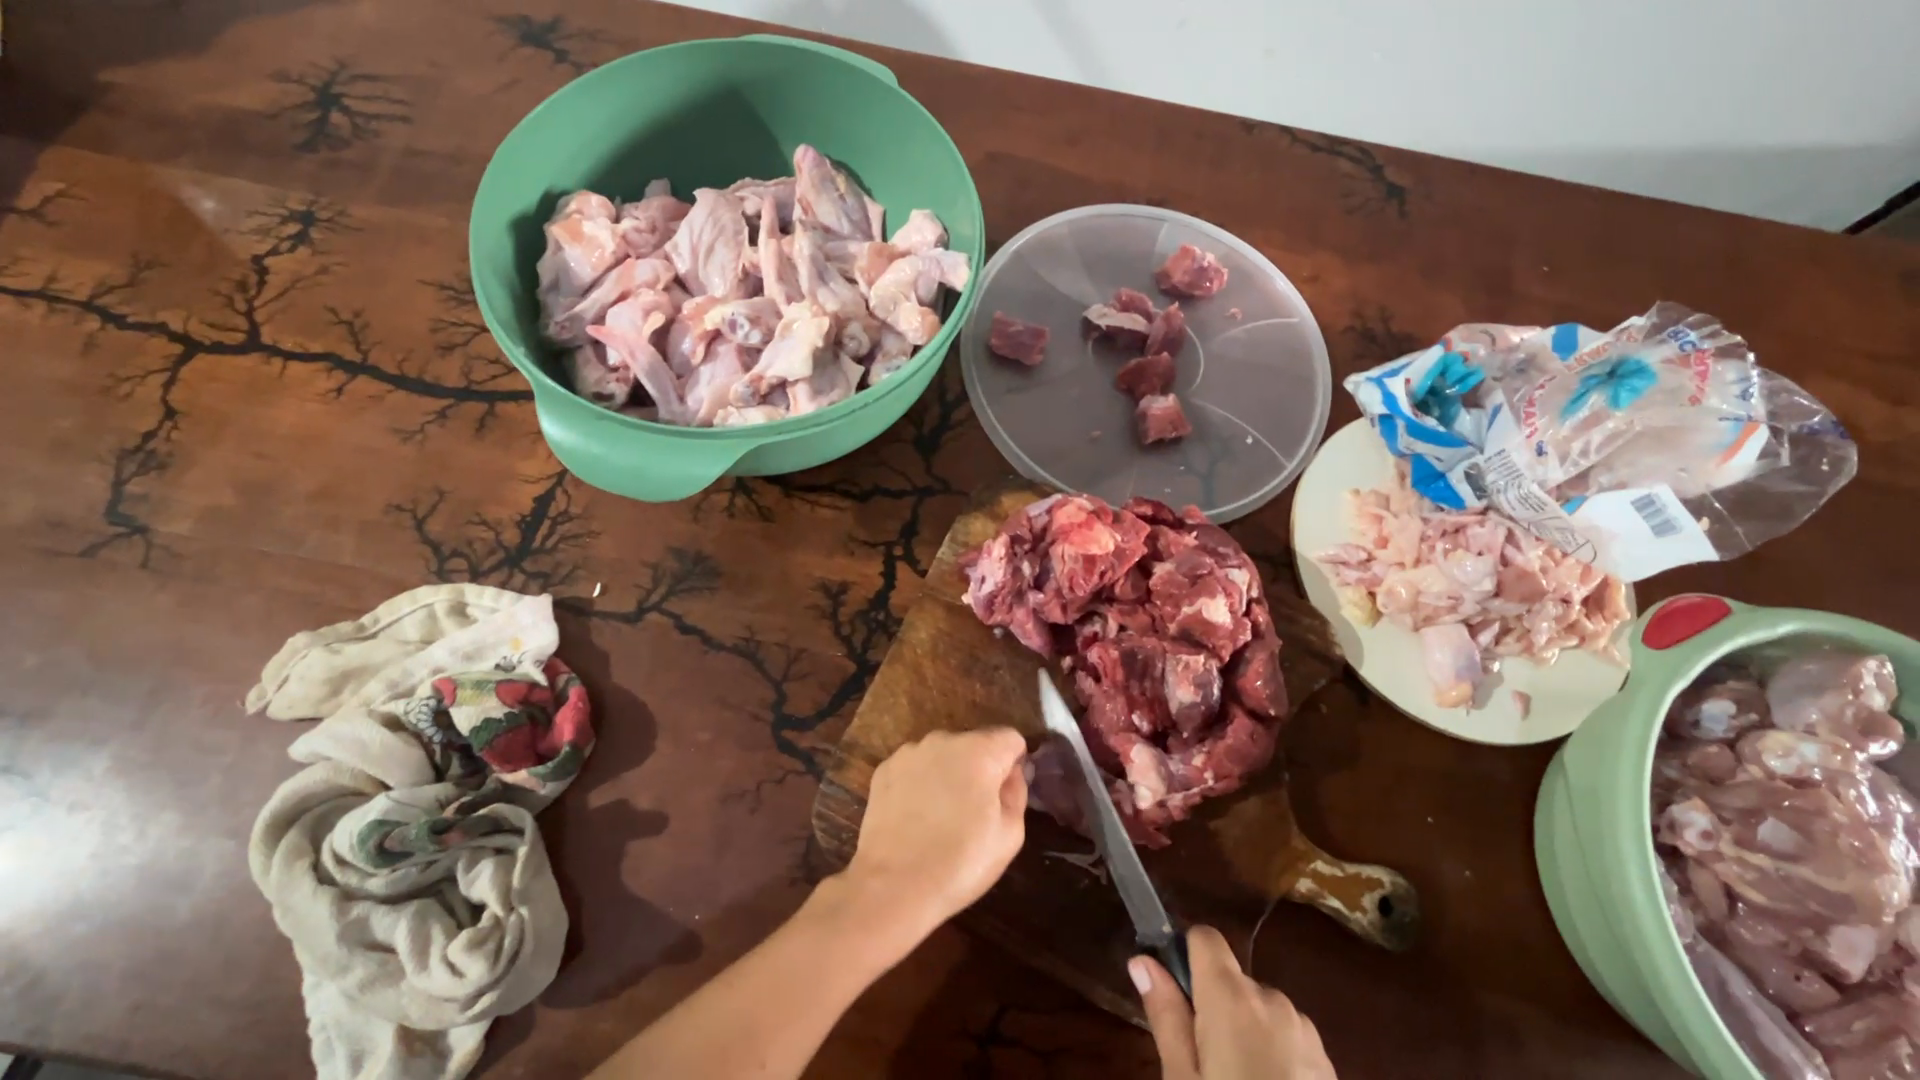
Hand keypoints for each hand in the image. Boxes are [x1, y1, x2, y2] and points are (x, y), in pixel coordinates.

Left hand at [844, 727, 1028, 933]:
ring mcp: (908, 753)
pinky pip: (915, 768)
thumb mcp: (1010, 834)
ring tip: (941, 817)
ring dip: (948, 774)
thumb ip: (1016, 791)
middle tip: (974, 812)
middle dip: (980, 769)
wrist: (893, 885)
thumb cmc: (960, 862)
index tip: (1005, 795)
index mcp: (979, 751)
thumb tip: (1010, 772)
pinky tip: (916, 817)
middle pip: (974, 744)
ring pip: (942, 755)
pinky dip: (920, 783)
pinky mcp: (884, 769)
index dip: (1014, 764)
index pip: (1010, 738)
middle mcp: (942, 740)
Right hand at [1132, 926, 1336, 1079]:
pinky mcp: (1328, 1063)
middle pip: (1232, 980)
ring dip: (1245, 1033)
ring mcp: (1305, 1031)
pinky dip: (1273, 1055)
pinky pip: (1289, 1038)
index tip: (1174, 993)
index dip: (1186, 954)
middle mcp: (1272, 1000)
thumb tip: (1143, 961)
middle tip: (1200, 1063)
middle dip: (1213, 1008)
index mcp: (1231, 997)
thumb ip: (1165, 1015)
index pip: (1206, 938)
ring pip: (1261, 1011)